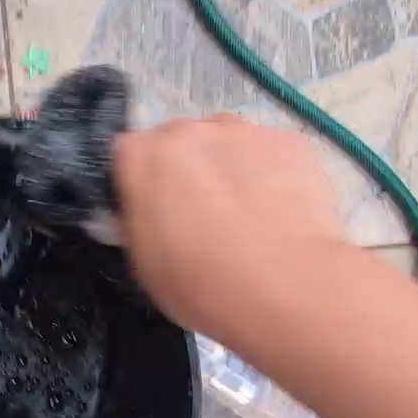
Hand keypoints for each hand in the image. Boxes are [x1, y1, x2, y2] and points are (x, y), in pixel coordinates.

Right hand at [113, 117, 345, 338]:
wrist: (285, 286)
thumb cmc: (201, 283)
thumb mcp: (144, 264)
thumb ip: (135, 223)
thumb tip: (139, 211)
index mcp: (141, 157)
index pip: (128, 154)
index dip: (141, 184)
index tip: (154, 212)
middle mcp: (188, 130)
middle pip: (179, 142)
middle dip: (186, 170)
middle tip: (202, 218)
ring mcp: (243, 131)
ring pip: (227, 142)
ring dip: (228, 168)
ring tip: (247, 216)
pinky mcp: (290, 141)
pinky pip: (270, 153)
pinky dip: (271, 174)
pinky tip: (279, 213)